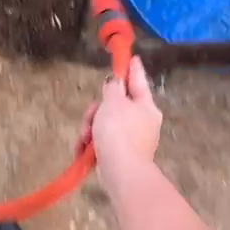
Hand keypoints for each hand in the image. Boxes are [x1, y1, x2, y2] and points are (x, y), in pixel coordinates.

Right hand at [82, 56, 161, 181]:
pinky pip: (103, 141)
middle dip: (97, 110)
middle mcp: (142, 121)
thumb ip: (113, 88)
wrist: (121, 172)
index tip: (132, 57)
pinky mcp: (121, 155)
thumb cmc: (119, 131)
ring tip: (85, 138)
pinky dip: (92, 144)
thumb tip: (116, 82)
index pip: (137, 80)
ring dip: (91, 128)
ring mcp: (132, 139)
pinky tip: (83, 150)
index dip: (132, 68)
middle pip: (115, 105)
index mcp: (145, 106)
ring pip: (106, 123)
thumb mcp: (113, 102)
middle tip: (90, 116)